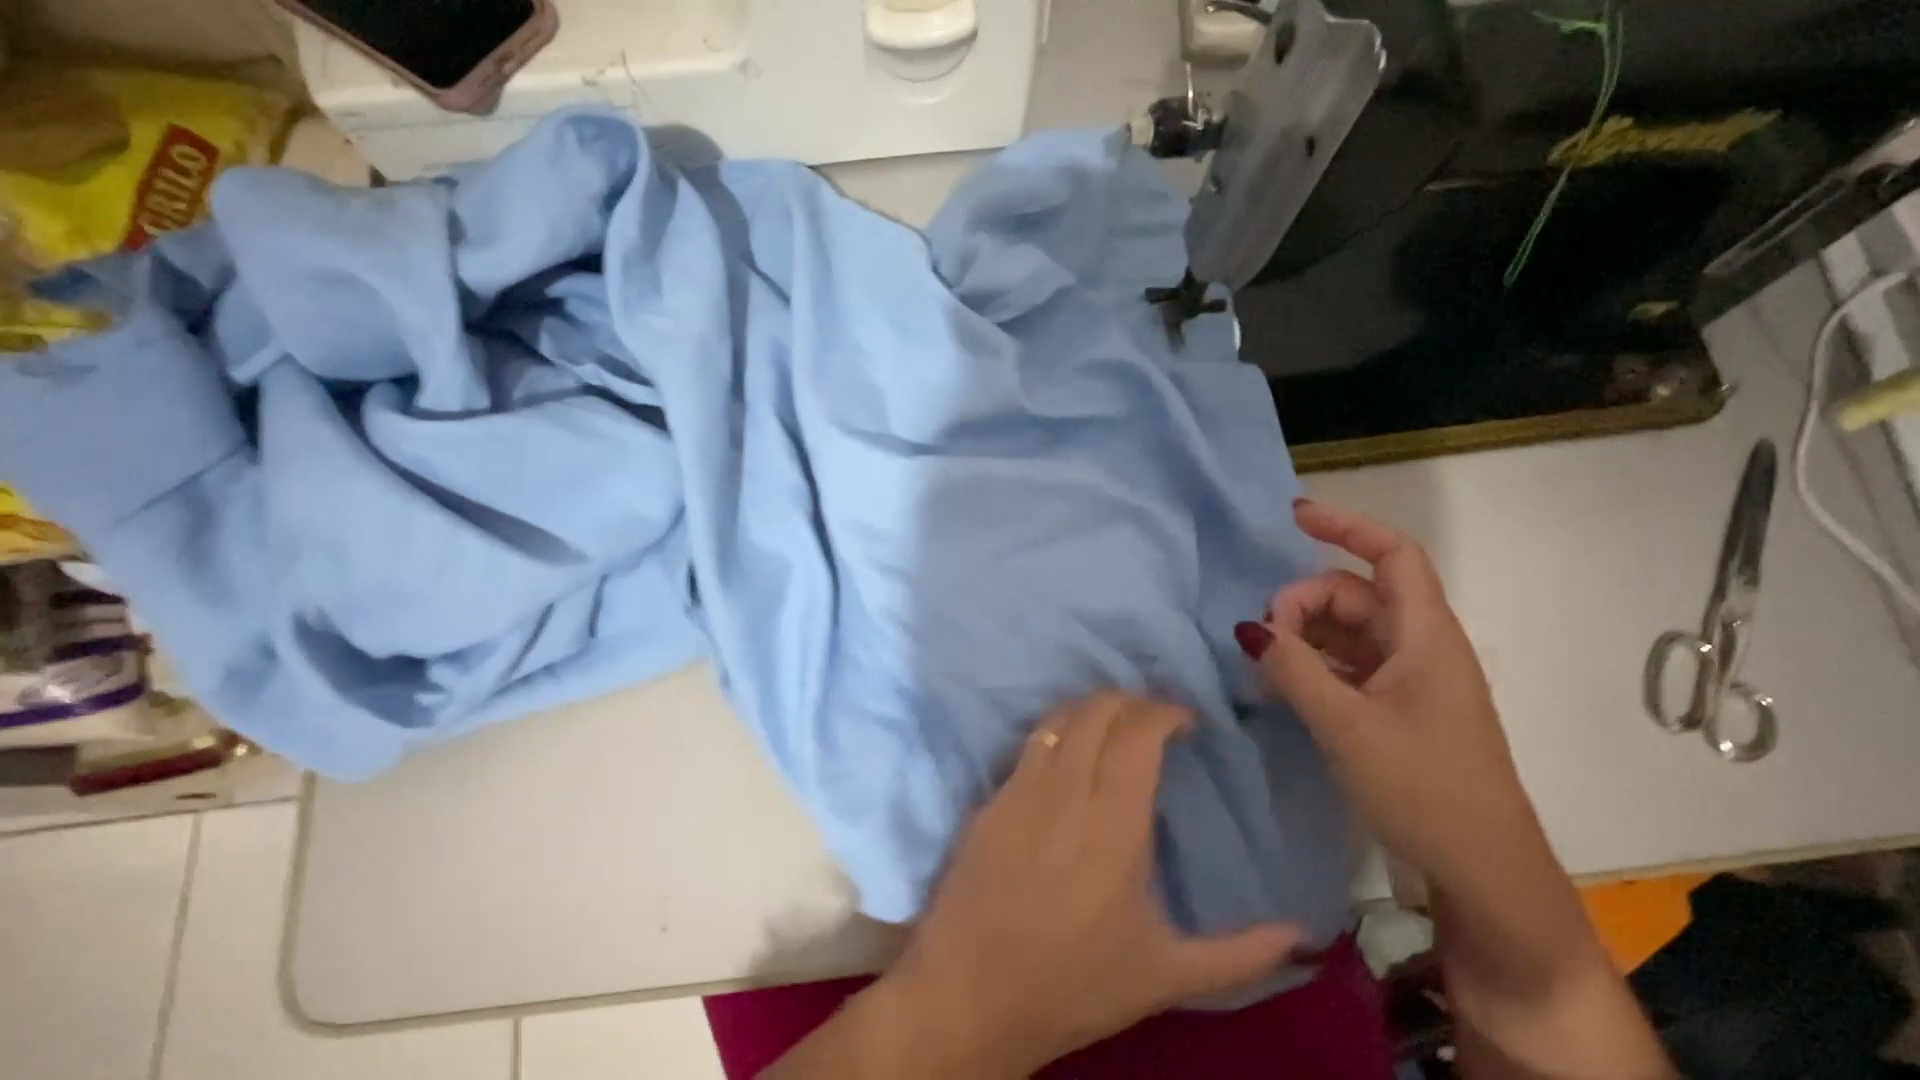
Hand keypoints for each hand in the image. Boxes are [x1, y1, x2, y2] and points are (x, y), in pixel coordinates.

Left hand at [879, 692, 1301, 1075]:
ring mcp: (1017, 792)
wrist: (969, 998)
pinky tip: (1066, 764)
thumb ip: (1241, 954)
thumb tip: (1302, 936)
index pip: (1138, 731)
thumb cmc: (1073, 985)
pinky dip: (1054, 736)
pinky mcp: (984, 804)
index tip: (1187, 721)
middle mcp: (1064, 791)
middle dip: (1131, 702)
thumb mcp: (1167, 976)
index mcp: (1113, 821)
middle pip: (1095, 710)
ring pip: (1054, 720)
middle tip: (1155, 721)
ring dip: (1089, 711)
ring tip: (1113, 731)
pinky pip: (1025, 748)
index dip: (1164, 711)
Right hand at [1237, 501, 1676, 1079]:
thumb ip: (1294, 670)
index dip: (1346, 527)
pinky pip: (1351, 668)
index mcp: (1426, 636)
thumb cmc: (1423, 788)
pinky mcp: (1400, 712)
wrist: (1483, 870)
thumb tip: (1250, 628)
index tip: (1293, 517)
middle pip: (1358, 594)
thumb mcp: (1347, 726)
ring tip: (1264, 661)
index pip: (1392, 555)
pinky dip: (1316, 667)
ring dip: (1306, 636)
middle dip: (1305, 600)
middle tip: (1260, 636)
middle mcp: (1422, 648)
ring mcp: (1412, 682)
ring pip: (1351, 633)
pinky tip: (1283, 684)